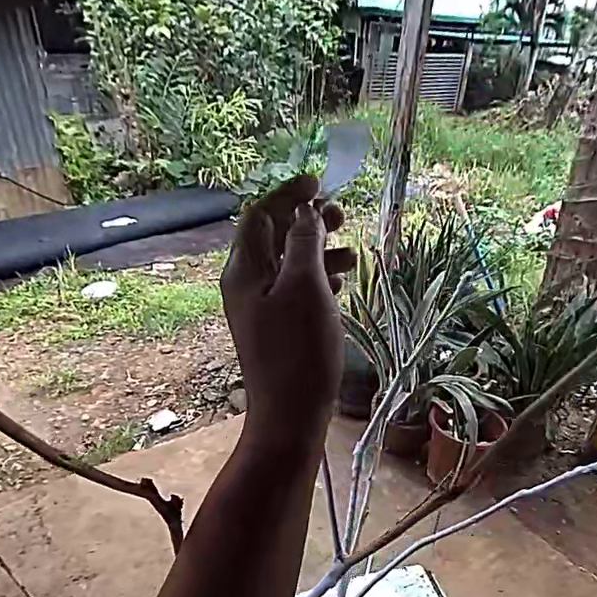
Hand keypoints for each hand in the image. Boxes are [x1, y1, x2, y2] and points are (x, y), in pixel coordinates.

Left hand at [221, 174, 354, 453]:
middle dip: (307, 222)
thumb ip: (305, 243)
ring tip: (352, 255)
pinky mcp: (278, 330)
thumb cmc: (299, 350)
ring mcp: (261, 310)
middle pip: (274, 238)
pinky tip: (342, 284)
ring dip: (318, 252)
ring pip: (289, 265)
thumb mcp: (304, 287)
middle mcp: (246, 286)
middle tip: (342, 216)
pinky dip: (318, 280)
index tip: (317, 182)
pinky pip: (295, 292)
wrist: (291, 414)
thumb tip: (305, 212)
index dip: (287, 194)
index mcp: (244, 271)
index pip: (259, 216)